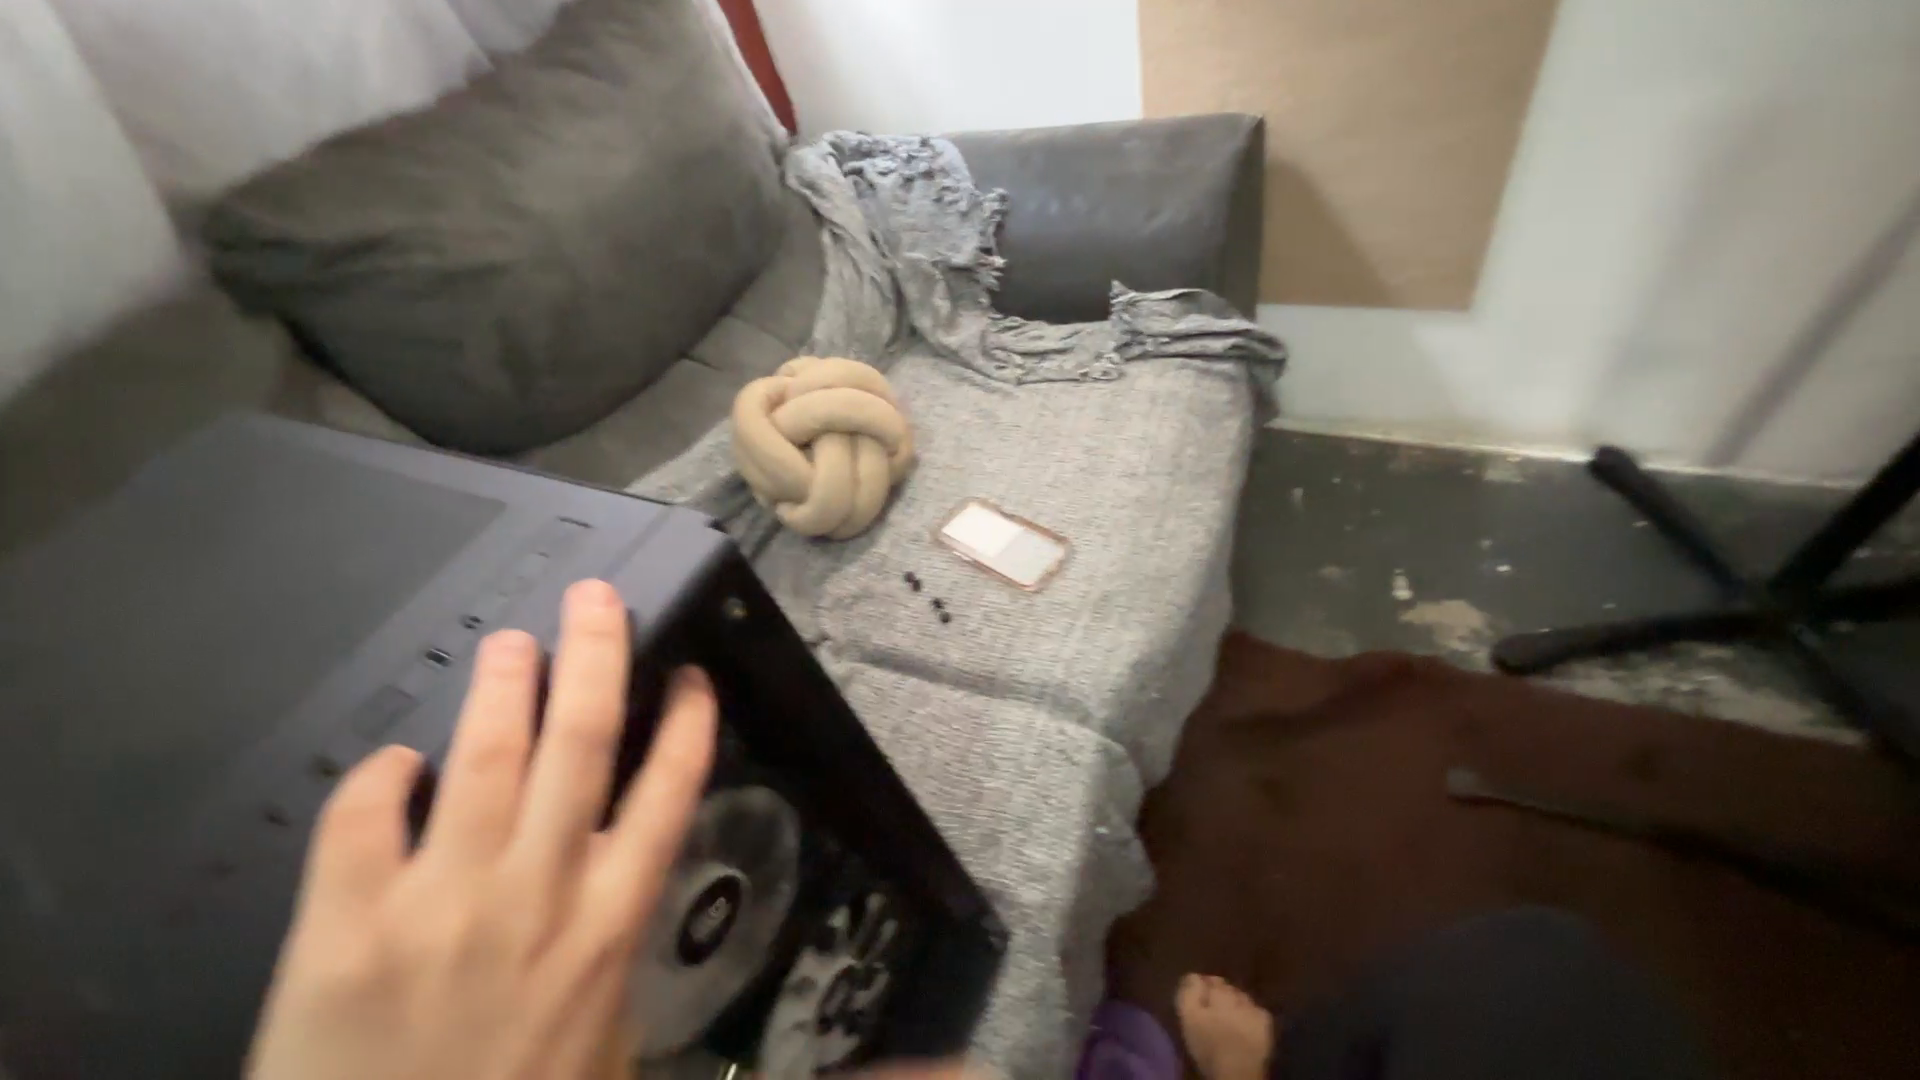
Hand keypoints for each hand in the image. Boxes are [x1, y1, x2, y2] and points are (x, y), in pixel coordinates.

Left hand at [248, 579, 716, 1079]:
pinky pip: (364, 818)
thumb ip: (608, 948)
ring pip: (484, 758)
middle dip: (595, 657)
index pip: (669, 791)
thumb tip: (603, 877)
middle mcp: (539, 893)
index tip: (690, 675)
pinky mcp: (344, 931)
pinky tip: (398, 761)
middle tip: (595, 600)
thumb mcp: (605, 1035)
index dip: (686, 722)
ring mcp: (441, 904)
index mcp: (610, 923)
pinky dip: (383, 777)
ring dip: (503, 688)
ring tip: (513, 643)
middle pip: (582, 744)